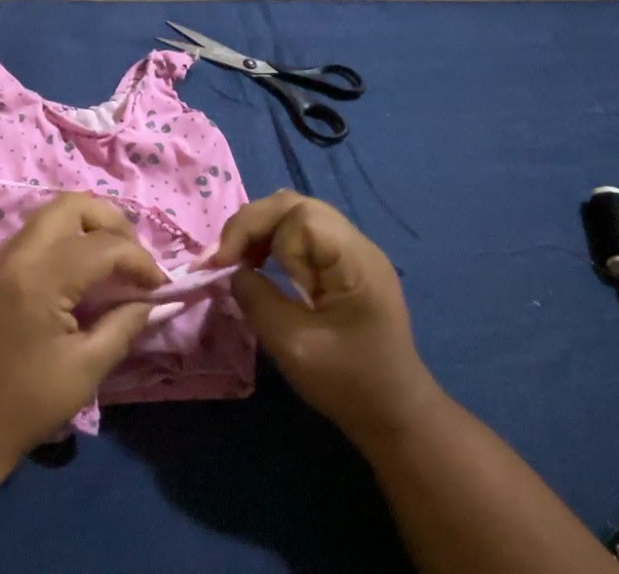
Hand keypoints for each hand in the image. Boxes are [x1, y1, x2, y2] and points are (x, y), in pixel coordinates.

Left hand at [0, 193, 167, 464]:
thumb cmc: (25, 402)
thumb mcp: (86, 368)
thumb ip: (124, 324)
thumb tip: (151, 299)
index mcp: (40, 278)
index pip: (104, 245)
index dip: (141, 261)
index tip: (161, 287)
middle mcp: (18, 254)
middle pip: (73, 205)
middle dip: (113, 223)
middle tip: (135, 260)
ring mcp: (1, 257)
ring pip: (53, 214)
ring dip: (89, 227)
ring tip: (115, 265)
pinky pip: (38, 233)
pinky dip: (68, 238)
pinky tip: (85, 274)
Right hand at [206, 190, 440, 442]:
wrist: (396, 414)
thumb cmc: (348, 383)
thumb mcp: (292, 345)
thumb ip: (257, 300)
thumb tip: (232, 272)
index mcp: (354, 261)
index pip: (298, 216)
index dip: (257, 232)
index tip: (228, 266)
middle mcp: (357, 245)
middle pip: (295, 205)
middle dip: (251, 224)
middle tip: (222, 257)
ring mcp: (353, 253)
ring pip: (296, 214)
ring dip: (260, 231)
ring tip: (236, 259)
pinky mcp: (345, 266)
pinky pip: (303, 235)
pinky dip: (273, 242)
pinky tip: (259, 264)